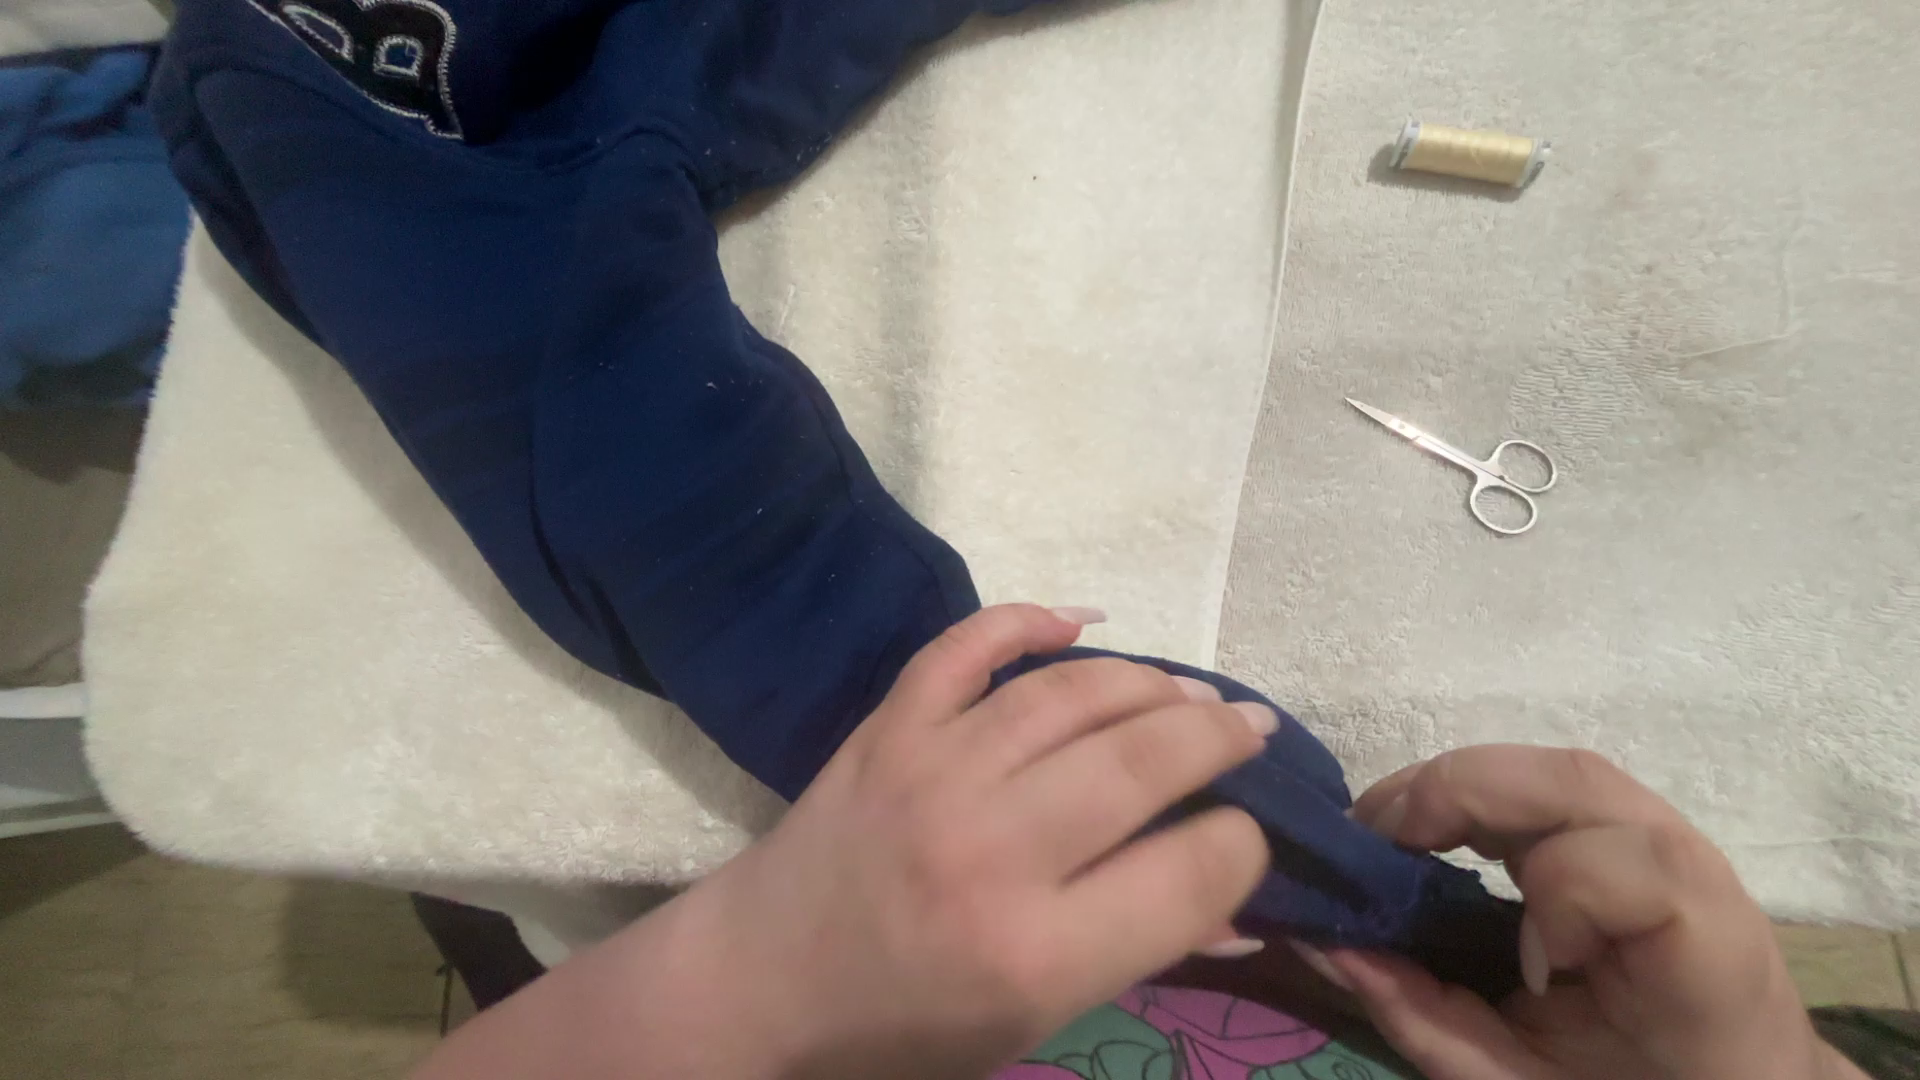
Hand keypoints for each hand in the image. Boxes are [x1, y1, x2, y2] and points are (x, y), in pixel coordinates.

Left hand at [642, 604, 1276, 1077]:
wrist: (765, 976)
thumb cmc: (906, 1021)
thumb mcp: (1034, 1018)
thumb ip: (1138, 949)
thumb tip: (1239, 894)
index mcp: (1034, 951)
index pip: (1188, 872)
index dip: (1241, 842)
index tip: (1246, 826)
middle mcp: (989, 848)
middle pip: (1139, 761)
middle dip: (1217, 734)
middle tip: (1247, 724)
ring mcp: (931, 768)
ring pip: (1067, 693)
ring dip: (1146, 680)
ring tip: (1187, 688)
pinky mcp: (889, 725)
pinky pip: (965, 646)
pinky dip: (1025, 620)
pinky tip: (1077, 622)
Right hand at [1295, 746, 1866, 1079]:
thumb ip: (1417, 1016)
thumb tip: (1319, 939)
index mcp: (1709, 974)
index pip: (1655, 875)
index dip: (1569, 891)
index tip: (1519, 963)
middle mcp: (1696, 881)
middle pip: (1581, 782)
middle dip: (1460, 790)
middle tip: (1380, 834)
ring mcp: (1653, 838)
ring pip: (1547, 766)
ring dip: (1448, 781)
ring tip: (1386, 828)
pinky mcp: (1609, 824)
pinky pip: (1529, 777)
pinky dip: (1458, 788)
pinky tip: (1423, 827)